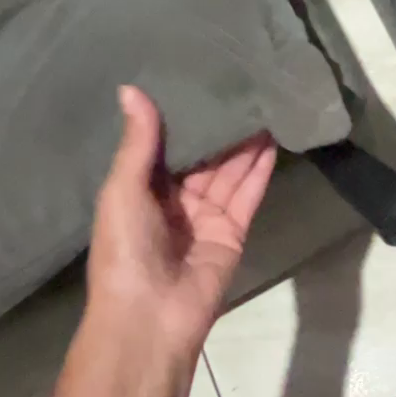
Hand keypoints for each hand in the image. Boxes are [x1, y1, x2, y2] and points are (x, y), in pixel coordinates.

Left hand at [84, 85, 277, 351]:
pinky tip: (273, 137)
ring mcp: (207, 215)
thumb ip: (137, 142)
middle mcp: (175, 200)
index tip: (196, 78)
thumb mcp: (122, 190)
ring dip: (244, 141)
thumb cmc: (124, 249)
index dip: (181, 116)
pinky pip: (248, 193)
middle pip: (203, 156)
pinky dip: (260, 167)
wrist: (149, 318)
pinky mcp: (233, 229)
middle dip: (219, 126)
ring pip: (229, 170)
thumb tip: (131, 87)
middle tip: (239, 82)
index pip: (166, 145)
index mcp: (141, 191)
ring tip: (263, 101)